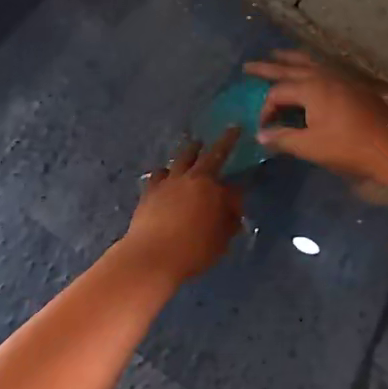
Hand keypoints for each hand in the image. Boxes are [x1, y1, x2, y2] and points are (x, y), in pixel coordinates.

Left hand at [120, 128, 243, 283]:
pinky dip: (166, 171)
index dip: (234, 151)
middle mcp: (189, 177)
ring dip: (190, 151)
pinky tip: (166, 174)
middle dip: (219, 142)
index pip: (227, 163)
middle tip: (227, 132)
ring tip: (194, 146)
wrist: (152, 255)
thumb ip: (230, 216)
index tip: (238, 134)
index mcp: (210, 185)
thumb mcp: (222, 237)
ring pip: (180, 158)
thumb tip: (234, 201)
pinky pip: (159, 174)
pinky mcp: (149, 192)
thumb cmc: (194, 250)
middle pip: (206, 155)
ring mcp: (167, 182)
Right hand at [244, 50, 387, 181]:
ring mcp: (342, 77)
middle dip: (268, 67)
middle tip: (249, 65)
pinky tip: (310, 70)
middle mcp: (324, 76)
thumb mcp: (310, 146)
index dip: (266, 109)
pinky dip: (310, 65)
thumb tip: (261, 135)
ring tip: (277, 55)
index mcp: (310, 88)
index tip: (263, 128)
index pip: (278, 93)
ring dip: (291, 59)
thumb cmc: (348, 147)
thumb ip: (283, 139)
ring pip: (310, 62)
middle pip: (290, 67)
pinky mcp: (354, 85)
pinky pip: (325, 67)